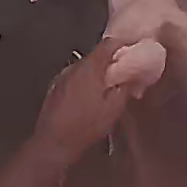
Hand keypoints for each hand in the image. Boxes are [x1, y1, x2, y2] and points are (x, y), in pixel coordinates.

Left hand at [26, 38, 131, 168]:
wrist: (54, 142)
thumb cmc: (86, 125)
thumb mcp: (113, 109)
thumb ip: (124, 88)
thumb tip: (131, 77)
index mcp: (90, 68)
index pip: (107, 44)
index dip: (122, 45)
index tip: (132, 52)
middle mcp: (73, 67)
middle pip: (95, 55)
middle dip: (110, 61)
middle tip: (123, 72)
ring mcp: (61, 77)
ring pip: (83, 67)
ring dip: (96, 72)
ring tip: (106, 87)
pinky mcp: (54, 88)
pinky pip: (73, 77)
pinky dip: (83, 81)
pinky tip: (88, 97)